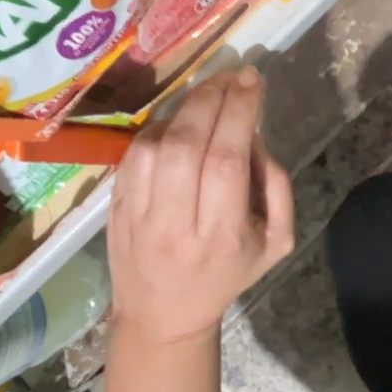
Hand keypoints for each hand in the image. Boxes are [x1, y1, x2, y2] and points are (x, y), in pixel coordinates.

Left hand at [107, 67, 293, 345]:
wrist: (161, 316)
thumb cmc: (227, 275)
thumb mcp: (276, 242)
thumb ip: (277, 188)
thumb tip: (255, 134)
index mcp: (222, 236)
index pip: (228, 162)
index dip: (239, 113)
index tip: (253, 80)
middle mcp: (176, 226)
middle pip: (189, 147)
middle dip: (213, 99)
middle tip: (232, 75)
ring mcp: (139, 217)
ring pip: (157, 147)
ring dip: (185, 109)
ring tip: (210, 91)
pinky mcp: (114, 208)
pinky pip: (134, 154)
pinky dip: (158, 127)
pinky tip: (180, 119)